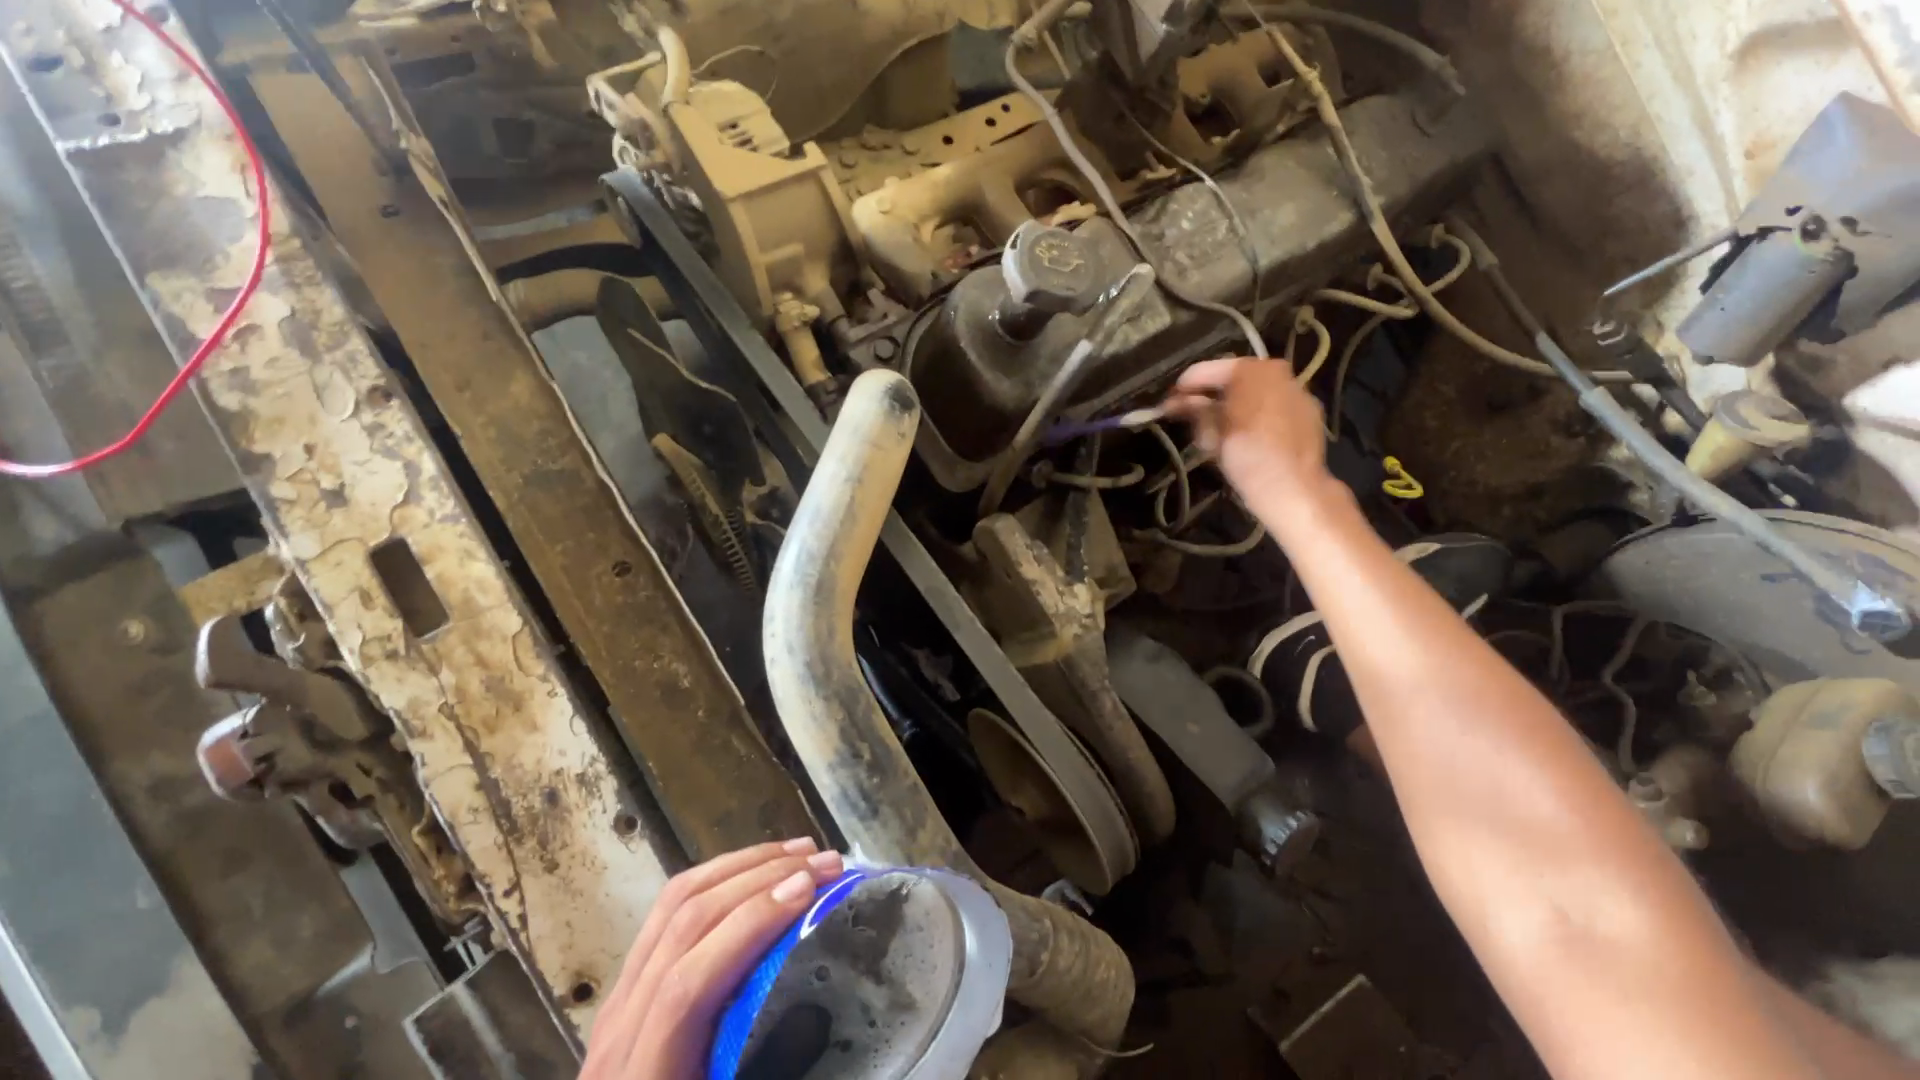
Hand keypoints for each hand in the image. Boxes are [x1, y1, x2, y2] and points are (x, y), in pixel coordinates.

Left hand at [581, 838, 844, 1079]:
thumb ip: (771, 1064)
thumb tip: (817, 1010)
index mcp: (644, 1071)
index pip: (690, 984)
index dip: (749, 928)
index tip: (809, 891)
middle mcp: (620, 1026)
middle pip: (683, 925)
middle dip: (760, 880)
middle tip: (826, 862)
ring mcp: (619, 1001)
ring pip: (673, 905)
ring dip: (742, 867)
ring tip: (800, 852)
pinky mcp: (627, 988)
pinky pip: (667, 914)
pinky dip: (718, 879)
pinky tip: (756, 871)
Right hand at [1163, 357, 1326, 496]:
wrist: (1292, 487)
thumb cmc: (1246, 454)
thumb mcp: (1211, 432)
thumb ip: (1195, 410)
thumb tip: (1178, 402)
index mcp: (1254, 369)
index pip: (1210, 370)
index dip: (1186, 385)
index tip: (1169, 400)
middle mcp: (1281, 373)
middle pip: (1236, 381)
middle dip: (1211, 397)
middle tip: (1189, 414)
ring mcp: (1299, 393)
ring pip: (1256, 395)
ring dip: (1234, 408)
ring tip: (1215, 430)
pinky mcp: (1310, 415)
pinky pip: (1274, 410)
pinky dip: (1257, 417)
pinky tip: (1246, 437)